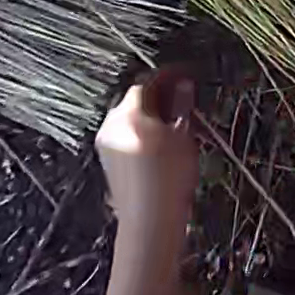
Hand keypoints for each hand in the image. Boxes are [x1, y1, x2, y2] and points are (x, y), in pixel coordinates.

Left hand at [96, 69, 199, 239]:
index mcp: (127, 113)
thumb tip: (183, 85)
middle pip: (135, 99)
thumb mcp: (183, 134)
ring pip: (131, 116)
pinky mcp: (110, 161)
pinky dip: (144, 127)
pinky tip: (163, 136)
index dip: (168, 75)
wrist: (150, 221)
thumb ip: (181, 105)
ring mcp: (107, 144)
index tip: (187, 73)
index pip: (147, 82)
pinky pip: (127, 132)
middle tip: (184, 92)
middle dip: (160, 93)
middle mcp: (111, 125)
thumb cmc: (169, 175)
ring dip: (152, 111)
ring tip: (177, 114)